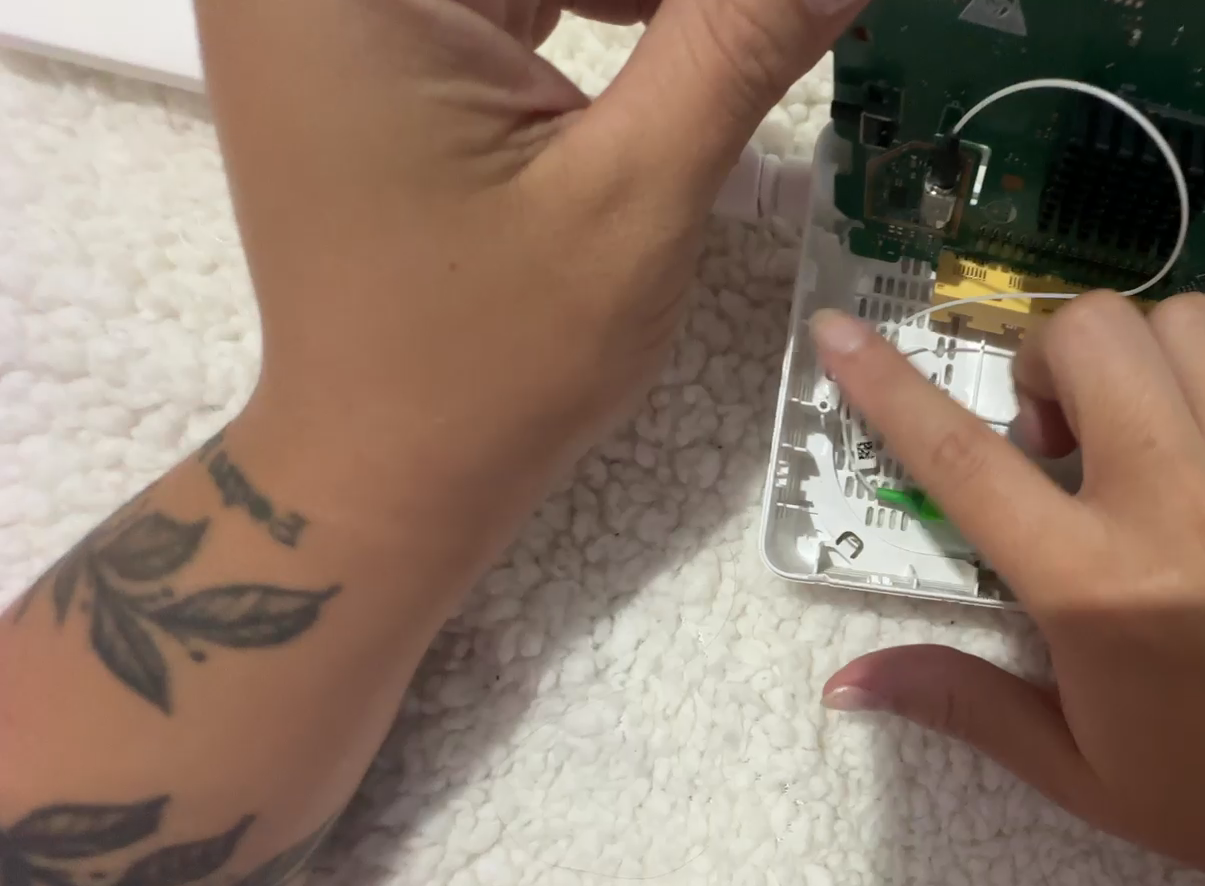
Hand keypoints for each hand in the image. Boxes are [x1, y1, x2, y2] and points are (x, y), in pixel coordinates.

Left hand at [196, 0, 863, 528]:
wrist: (411, 460)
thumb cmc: (512, 351)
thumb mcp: (640, 193)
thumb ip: (737, 52)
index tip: (803, 15)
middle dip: (685, 4)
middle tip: (789, 30)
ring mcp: (341, 1)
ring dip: (653, 6)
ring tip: (747, 44)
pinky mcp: (379, 52)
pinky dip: (603, 18)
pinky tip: (682, 49)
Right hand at [811, 294, 1204, 885]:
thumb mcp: (1076, 768)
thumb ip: (959, 702)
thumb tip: (843, 684)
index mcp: (1095, 585)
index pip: (964, 462)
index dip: (887, 388)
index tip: (838, 332)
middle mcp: (1175, 500)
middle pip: (1088, 338)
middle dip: (1047, 364)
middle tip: (1059, 443)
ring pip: (1180, 322)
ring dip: (1132, 360)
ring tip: (1138, 436)